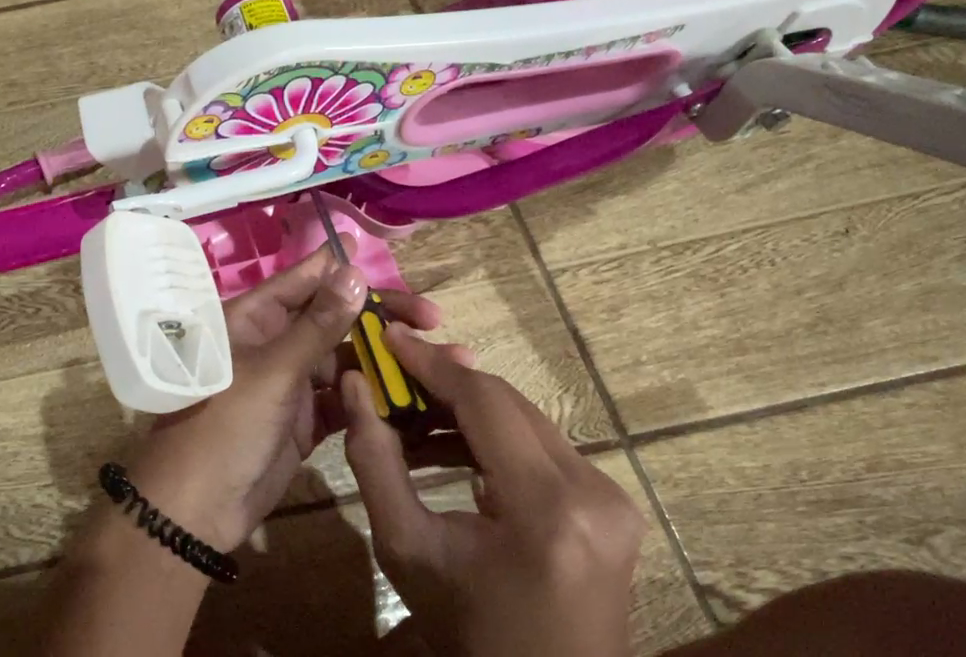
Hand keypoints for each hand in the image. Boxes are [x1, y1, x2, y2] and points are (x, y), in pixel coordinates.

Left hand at [126, 238, 442, 551]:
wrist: (198, 507)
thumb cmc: (226, 424)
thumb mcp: (273, 370)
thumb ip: (317, 324)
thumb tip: (354, 271)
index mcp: (252, 319)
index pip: (303, 281)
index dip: (340, 268)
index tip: (382, 254)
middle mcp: (273, 344)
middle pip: (332, 318)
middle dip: (379, 317)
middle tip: (433, 318)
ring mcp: (290, 384)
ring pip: (344, 360)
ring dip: (385, 358)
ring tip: (439, 358)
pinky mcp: (304, 421)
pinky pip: (344, 400)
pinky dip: (373, 397)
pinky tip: (414, 395)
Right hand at [343, 326, 645, 656]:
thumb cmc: (469, 631)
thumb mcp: (406, 548)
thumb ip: (375, 461)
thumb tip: (354, 387)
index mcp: (546, 505)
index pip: (484, 401)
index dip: (431, 363)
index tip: (388, 338)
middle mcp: (593, 490)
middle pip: (508, 404)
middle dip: (446, 383)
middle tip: (392, 375)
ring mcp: (611, 498)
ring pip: (527, 421)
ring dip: (469, 411)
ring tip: (411, 416)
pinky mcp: (611, 506)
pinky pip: (543, 449)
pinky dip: (495, 439)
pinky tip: (451, 449)